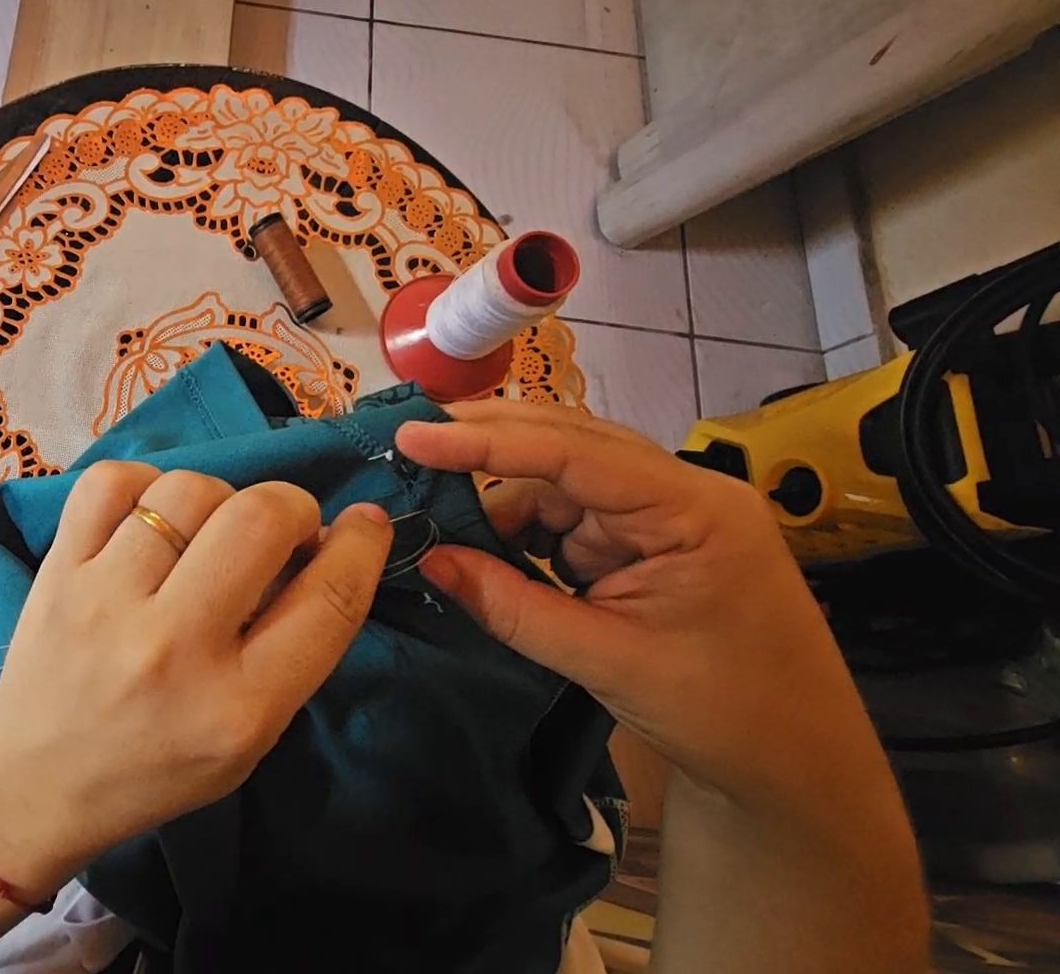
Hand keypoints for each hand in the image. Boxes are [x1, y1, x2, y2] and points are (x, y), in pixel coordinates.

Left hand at [0, 462, 392, 899]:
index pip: (329, 599)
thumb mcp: (249, 736)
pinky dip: (143, 484)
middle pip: (261, 520)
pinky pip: (111, 482)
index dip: (362, 546)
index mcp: (239, 706)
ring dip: (218, 498)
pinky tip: (149, 517)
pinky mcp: (57, 570)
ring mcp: (106, 600)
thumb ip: (293, 647)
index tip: (366, 523)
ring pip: (189, 490)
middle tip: (280, 529)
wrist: (36, 781)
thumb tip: (322, 545)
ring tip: (207, 530)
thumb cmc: (156, 767)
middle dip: (291, 507)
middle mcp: (174, 646)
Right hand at [396, 401, 887, 812]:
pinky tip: (484, 548)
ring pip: (556, 483)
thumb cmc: (726, 715)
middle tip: (409, 442)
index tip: (413, 437)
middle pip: (566, 446)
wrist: (798, 769)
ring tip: (438, 519)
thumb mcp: (606, 660)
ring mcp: (658, 515)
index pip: (574, 452)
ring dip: (498, 503)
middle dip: (486, 443)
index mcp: (692, 510)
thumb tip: (427, 558)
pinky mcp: (641, 541)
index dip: (487, 441)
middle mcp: (676, 494)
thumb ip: (510, 605)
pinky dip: (519, 532)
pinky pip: (564, 518)